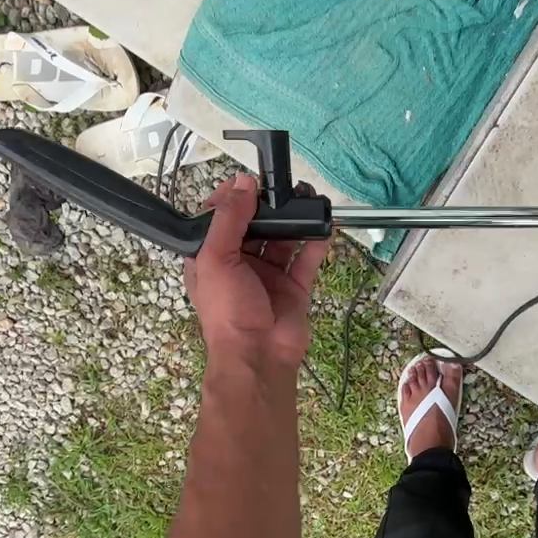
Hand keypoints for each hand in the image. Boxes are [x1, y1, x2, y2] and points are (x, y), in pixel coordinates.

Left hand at [183, 173, 328, 374]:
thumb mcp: (215, 259)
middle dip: (269, 207)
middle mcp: (240, 265)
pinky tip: (325, 225)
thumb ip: (229, 220)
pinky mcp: (295, 289)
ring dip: (294, 221)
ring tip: (308, 198)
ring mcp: (269, 277)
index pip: (219, 219)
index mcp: (211, 259)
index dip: (231, 198)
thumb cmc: (227, 311)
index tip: (248, 181)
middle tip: (284, 187)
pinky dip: (316, 243)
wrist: (258, 356)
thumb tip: (244, 184)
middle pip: (254, 227)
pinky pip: (306, 261)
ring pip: (282, 241)